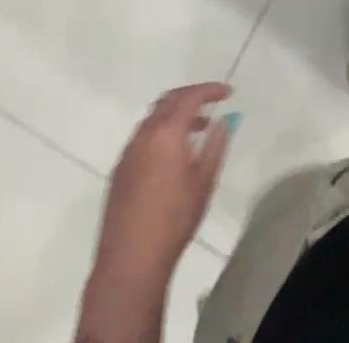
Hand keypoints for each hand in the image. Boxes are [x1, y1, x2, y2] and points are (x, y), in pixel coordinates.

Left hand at [81, 83, 233, 339]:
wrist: (130, 258)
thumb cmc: (174, 220)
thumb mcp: (203, 183)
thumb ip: (215, 147)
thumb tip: (224, 122)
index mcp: (166, 133)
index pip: (189, 97)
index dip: (209, 90)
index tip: (228, 93)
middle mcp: (143, 135)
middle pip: (167, 101)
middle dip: (191, 97)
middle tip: (213, 104)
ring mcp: (128, 151)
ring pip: (153, 119)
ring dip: (176, 116)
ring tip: (199, 131)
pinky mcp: (120, 169)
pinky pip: (143, 137)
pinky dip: (162, 132)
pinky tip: (174, 156)